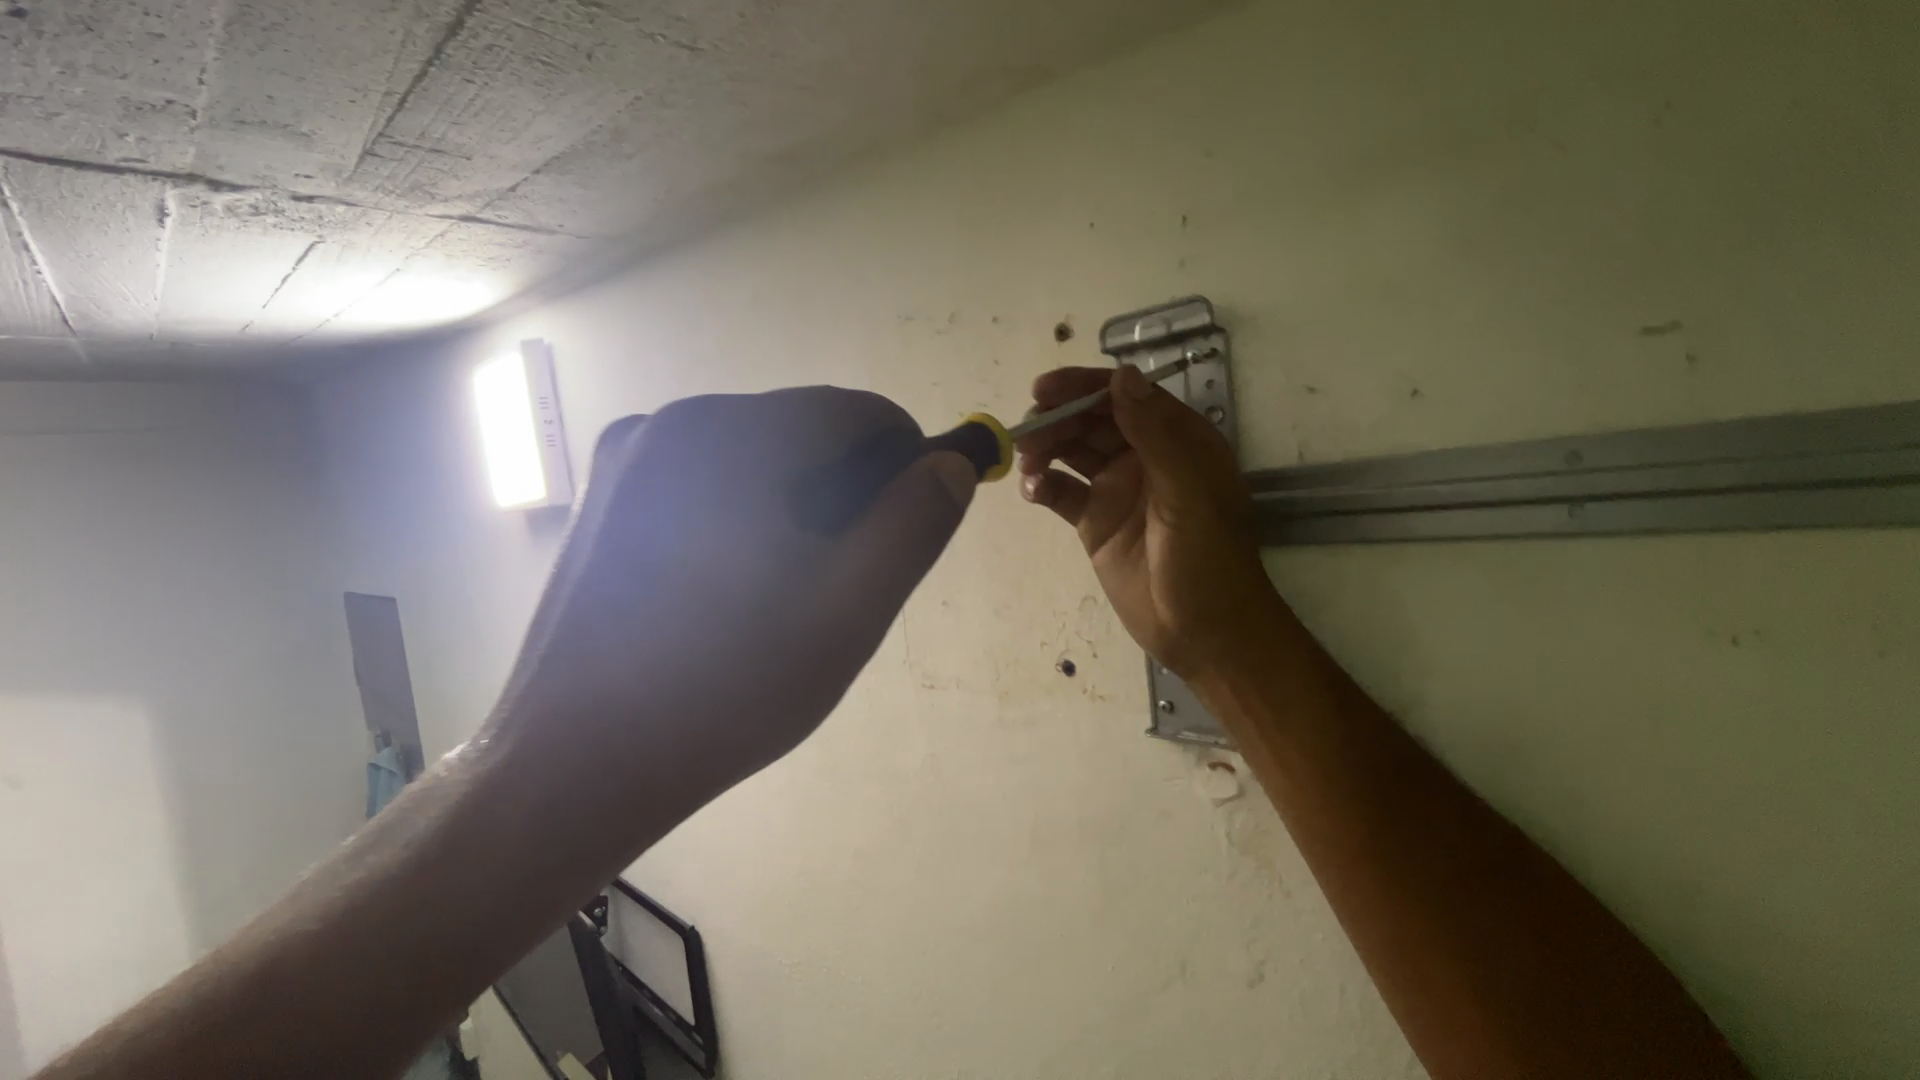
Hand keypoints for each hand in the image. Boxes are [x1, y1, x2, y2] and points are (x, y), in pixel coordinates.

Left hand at [491, 387, 976, 819]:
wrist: (577, 765)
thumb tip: (953, 464)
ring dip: (795, 510)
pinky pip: (706, 485)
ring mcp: (628, 459)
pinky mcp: (605, 500)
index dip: (906, 465)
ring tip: (780, 602)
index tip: (904, 537)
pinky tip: (726, 597)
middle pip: (805, 432)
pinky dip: (743, 520)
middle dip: (846, 494)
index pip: (861, 414)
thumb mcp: (850, 609)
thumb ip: (915, 524)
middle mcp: (673, 421)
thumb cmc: (729, 686)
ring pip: (756, 460)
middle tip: (838, 587)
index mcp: (734, 433)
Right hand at [1015, 366, 1293, 682]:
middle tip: (1026, 434)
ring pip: (1072, 452)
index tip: (1043, 391)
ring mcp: (1118, 490)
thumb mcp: (1187, 492)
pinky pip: (1062, 493)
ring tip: (1024, 462)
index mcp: (1176, 441)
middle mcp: (1144, 458)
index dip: (1083, 388)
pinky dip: (1043, 486)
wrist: (1204, 633)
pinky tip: (1031, 491)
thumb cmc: (1208, 559)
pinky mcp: (1096, 523)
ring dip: (1045, 449)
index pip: (1124, 396)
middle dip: (1057, 420)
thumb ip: (1154, 433)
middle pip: (1091, 421)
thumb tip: (1122, 373)